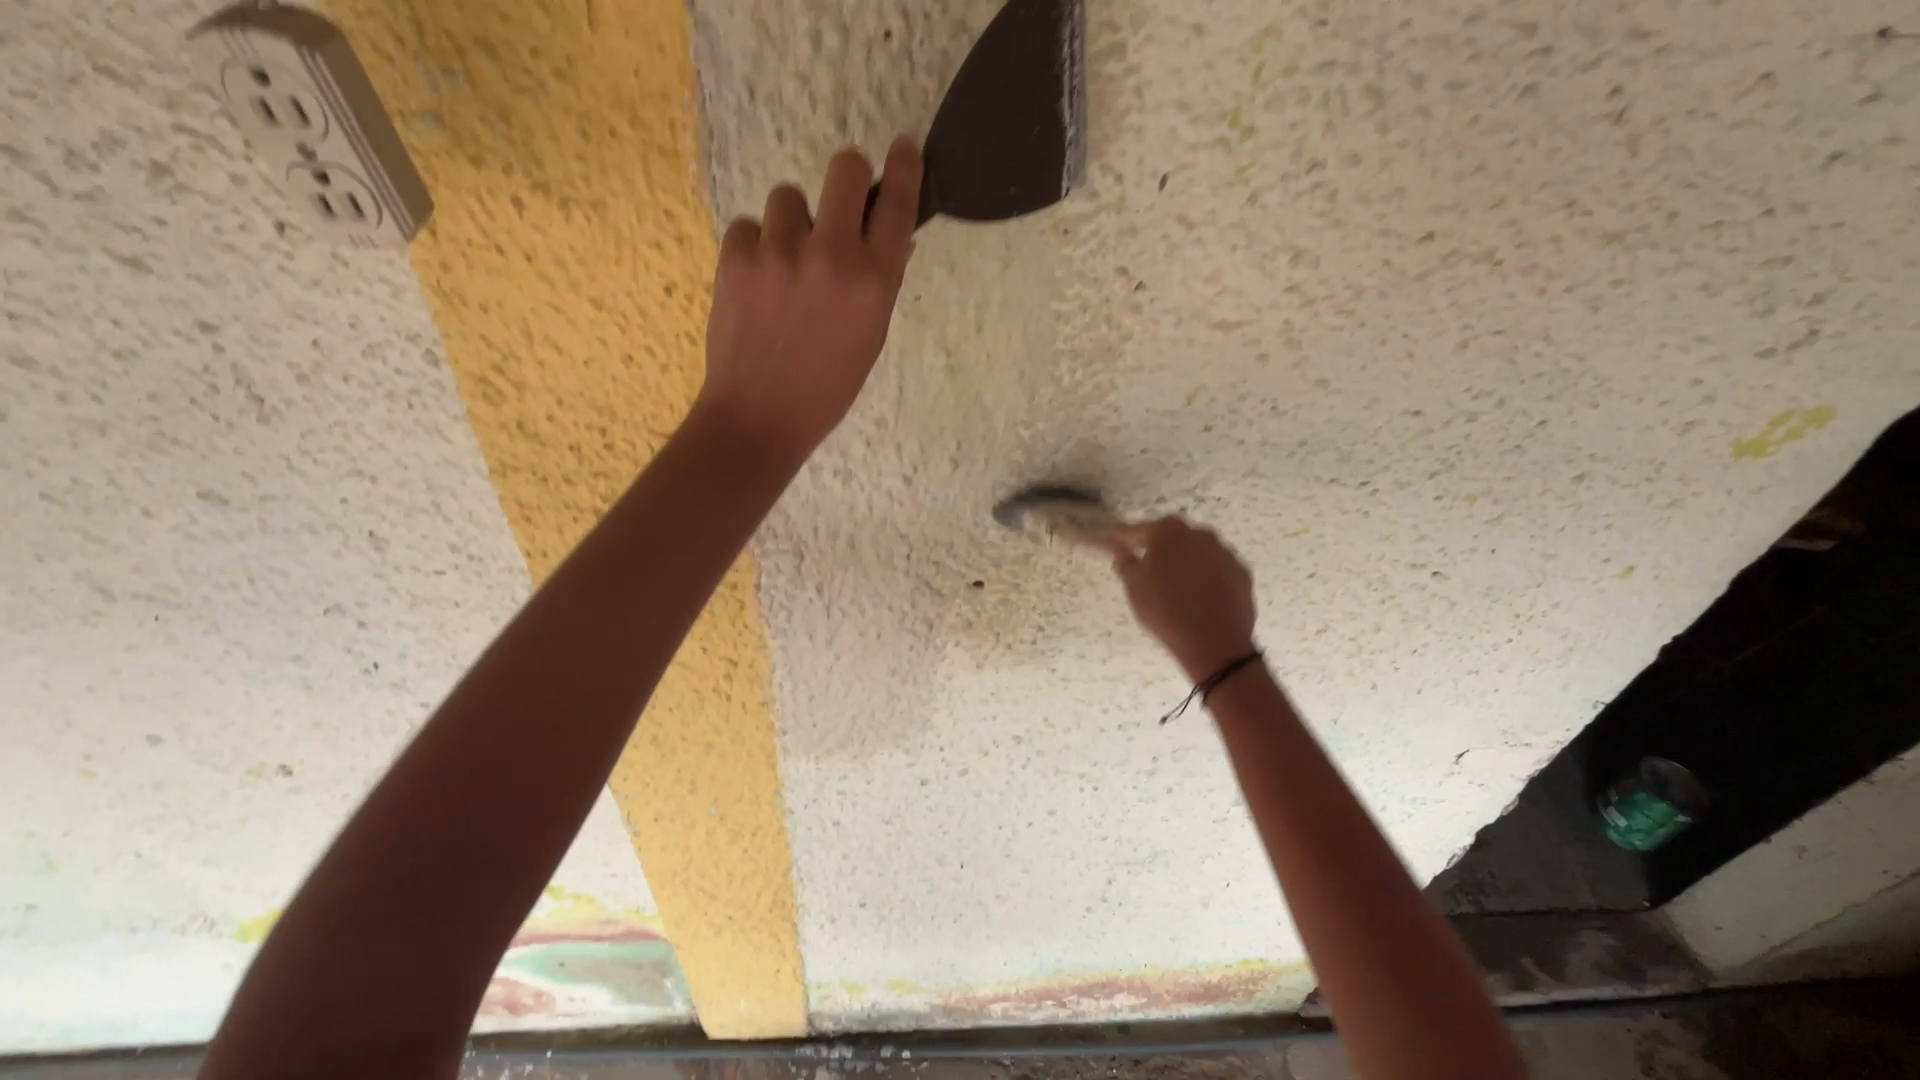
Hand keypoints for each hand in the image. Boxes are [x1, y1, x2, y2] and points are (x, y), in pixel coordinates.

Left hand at [697, 136, 924, 454]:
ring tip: (783, 267)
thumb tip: (890, 237)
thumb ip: (880, 281)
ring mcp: (780, 252)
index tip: (903, 146)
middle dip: (846, 177)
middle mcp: (832, 255)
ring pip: (787, 197)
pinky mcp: (735, 257)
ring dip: (790, 223)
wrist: (760, 416)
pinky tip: (755, 283)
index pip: (898, 203)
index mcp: (874, 281)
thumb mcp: (870, 336)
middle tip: (837, 205)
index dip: (905, 166)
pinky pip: (747, 225)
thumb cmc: (827, 386)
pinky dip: (753, 247)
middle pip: (844, 167)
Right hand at [1111, 518, 1257, 680]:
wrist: (1214, 641)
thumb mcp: (1134, 587)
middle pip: (1174, 537)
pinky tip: (1199, 597)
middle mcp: (1200, 534)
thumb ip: (1125, 563)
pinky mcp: (1242, 574)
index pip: (1141, 530)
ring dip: (1186, 563)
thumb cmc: (1165, 609)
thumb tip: (1121, 551)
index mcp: (1169, 532)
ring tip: (1176, 587)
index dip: (1126, 537)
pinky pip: (1217, 571)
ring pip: (1198, 553)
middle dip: (1161, 549)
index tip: (1114, 541)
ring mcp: (1225, 553)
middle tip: (1148, 567)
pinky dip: (1207, 578)